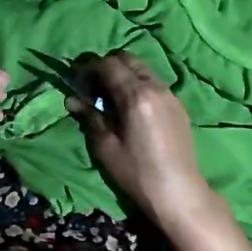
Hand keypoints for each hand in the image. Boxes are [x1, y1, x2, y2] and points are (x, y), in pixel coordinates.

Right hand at [68, 51, 221, 232]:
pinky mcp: (179, 106)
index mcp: (136, 96)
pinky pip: (154, 84)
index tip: (78, 82)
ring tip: (111, 99)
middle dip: (107, 66)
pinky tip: (131, 109)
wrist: (178, 192)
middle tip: (94, 88)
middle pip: (128, 59)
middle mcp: (156, 87)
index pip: (109, 64)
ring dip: (124, 75)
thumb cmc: (137, 172)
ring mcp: (171, 95)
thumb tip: (72, 99)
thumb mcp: (106, 146)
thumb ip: (90, 116)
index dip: (89, 68)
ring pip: (143, 70)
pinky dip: (138, 85)